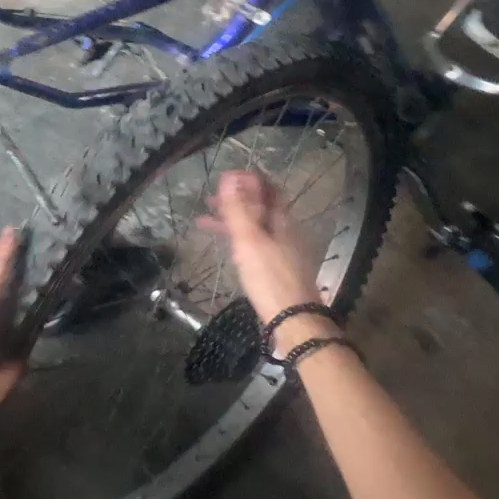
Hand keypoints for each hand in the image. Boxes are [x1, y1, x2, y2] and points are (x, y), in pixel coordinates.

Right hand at [197, 171, 323, 327]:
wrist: (293, 322)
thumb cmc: (270, 278)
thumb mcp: (249, 240)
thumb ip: (238, 209)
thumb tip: (230, 176)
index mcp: (282, 221)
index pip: (269, 189)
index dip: (249, 179)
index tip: (225, 177)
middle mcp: (284, 233)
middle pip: (260, 208)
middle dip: (235, 200)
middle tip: (210, 198)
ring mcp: (281, 252)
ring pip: (254, 227)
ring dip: (232, 220)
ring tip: (205, 220)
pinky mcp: (276, 270)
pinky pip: (253, 244)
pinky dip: (236, 239)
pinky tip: (226, 247)